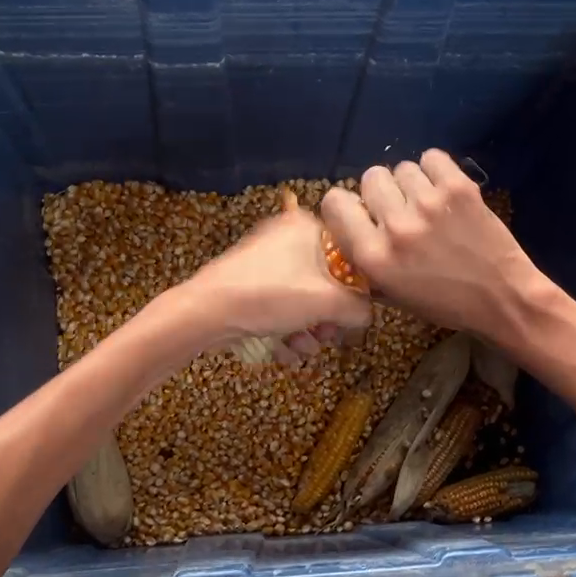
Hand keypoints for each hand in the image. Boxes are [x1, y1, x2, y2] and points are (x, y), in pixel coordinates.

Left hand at [182, 198, 372, 363]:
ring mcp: (268, 264)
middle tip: (324, 336)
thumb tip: (368, 315)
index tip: (351, 317)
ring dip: (308, 332)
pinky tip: (282, 349)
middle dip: (327, 319)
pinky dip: (286, 333)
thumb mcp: (327, 302)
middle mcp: (288, 239)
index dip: (355, 292)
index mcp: (308, 227)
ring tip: (299, 346)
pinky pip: (282, 311)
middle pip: (328, 285)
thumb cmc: (271, 296)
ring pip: (305, 303)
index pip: (350, 258)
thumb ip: (359, 308)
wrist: (207, 312)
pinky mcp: (252, 288)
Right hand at [320, 149, 549, 340]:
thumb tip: (353, 228)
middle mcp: (396, 227)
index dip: (346, 205)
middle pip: (370, 178)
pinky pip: (431, 158)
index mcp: (374, 258)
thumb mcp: (395, 294)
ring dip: (410, 183)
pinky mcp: (458, 187)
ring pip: (402, 167)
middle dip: (381, 192)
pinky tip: (443, 192)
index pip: (336, 203)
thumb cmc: (446, 304)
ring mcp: (428, 204)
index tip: (360, 213)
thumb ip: (368, 260)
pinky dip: (434, 171)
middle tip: (400, 210)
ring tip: (427, 204)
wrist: (501, 297)